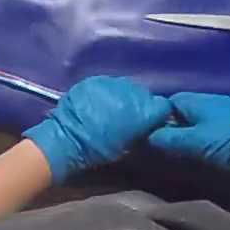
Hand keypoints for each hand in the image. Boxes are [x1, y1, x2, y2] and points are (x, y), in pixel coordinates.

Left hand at [22, 77, 171, 183]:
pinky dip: (105, 91)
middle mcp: (131, 91)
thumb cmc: (100, 150)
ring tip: (113, 107)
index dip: (156, 113)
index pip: (162, 105)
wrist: (68, 139)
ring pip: (125, 86)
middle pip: (143, 93)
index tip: (150, 120)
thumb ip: (142, 131)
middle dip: (138, 103)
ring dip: (122, 95)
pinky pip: (106, 83)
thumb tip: (149, 126)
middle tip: (129, 114)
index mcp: (143, 110)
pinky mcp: (94, 79)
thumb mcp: (129, 145)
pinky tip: (98, 102)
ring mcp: (111, 82)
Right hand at [149, 92, 229, 184]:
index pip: (174, 101)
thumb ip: (168, 139)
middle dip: (187, 121)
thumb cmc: (227, 145)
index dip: (165, 115)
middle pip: (195, 107)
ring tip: (206, 142)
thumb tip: (147, 135)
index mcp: (201, 100)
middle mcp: (220, 98)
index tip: (161, 131)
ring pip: (216, 113)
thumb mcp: (192, 144)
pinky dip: (227, 129)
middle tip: (183, 140)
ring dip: (208, 124)